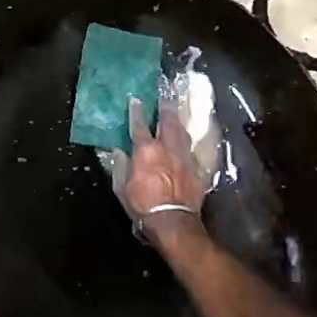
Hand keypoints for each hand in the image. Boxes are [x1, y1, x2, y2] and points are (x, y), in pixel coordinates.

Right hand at [122, 96, 205, 243]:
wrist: (174, 222)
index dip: (136, 110)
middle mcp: (166, 147)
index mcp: (146, 150)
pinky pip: (190, 150)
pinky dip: (185, 142)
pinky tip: (184, 141)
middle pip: (168, 120)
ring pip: (182, 132)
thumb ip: (120, 165)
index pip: (139, 124)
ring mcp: (184, 157)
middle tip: (164, 94)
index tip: (136, 99)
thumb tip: (119, 151)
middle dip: (165, 106)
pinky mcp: (196, 169)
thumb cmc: (142, 204)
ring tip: (174, 113)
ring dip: (177, 121)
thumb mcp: (121, 186)